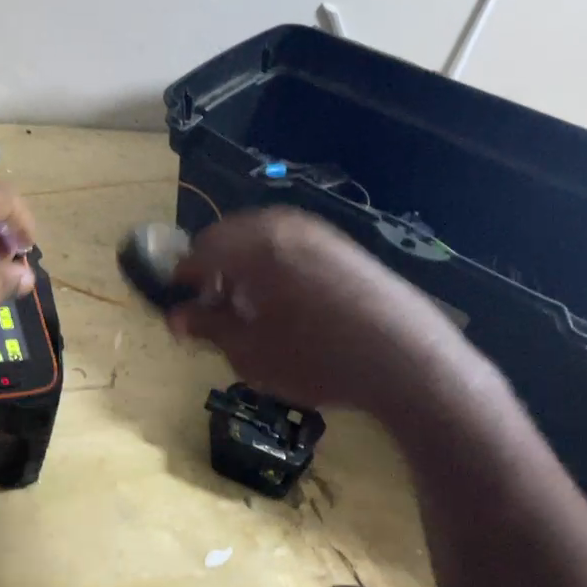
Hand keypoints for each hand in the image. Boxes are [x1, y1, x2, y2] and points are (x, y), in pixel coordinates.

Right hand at [168, 207, 495, 419]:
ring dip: (244, 269)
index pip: (195, 254)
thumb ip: (208, 328)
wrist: (409, 360)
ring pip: (258, 240)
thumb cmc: (316, 359)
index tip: (183, 315)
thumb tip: (176, 317)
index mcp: (249, 246)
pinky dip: (276, 267)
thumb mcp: (249, 352)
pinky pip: (290, 246)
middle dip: (214, 273)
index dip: (182, 284)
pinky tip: (290, 306)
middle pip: (225, 239)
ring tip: (254, 312)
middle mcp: (280, 226)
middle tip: (218, 314)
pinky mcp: (343, 245)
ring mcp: (316, 231)